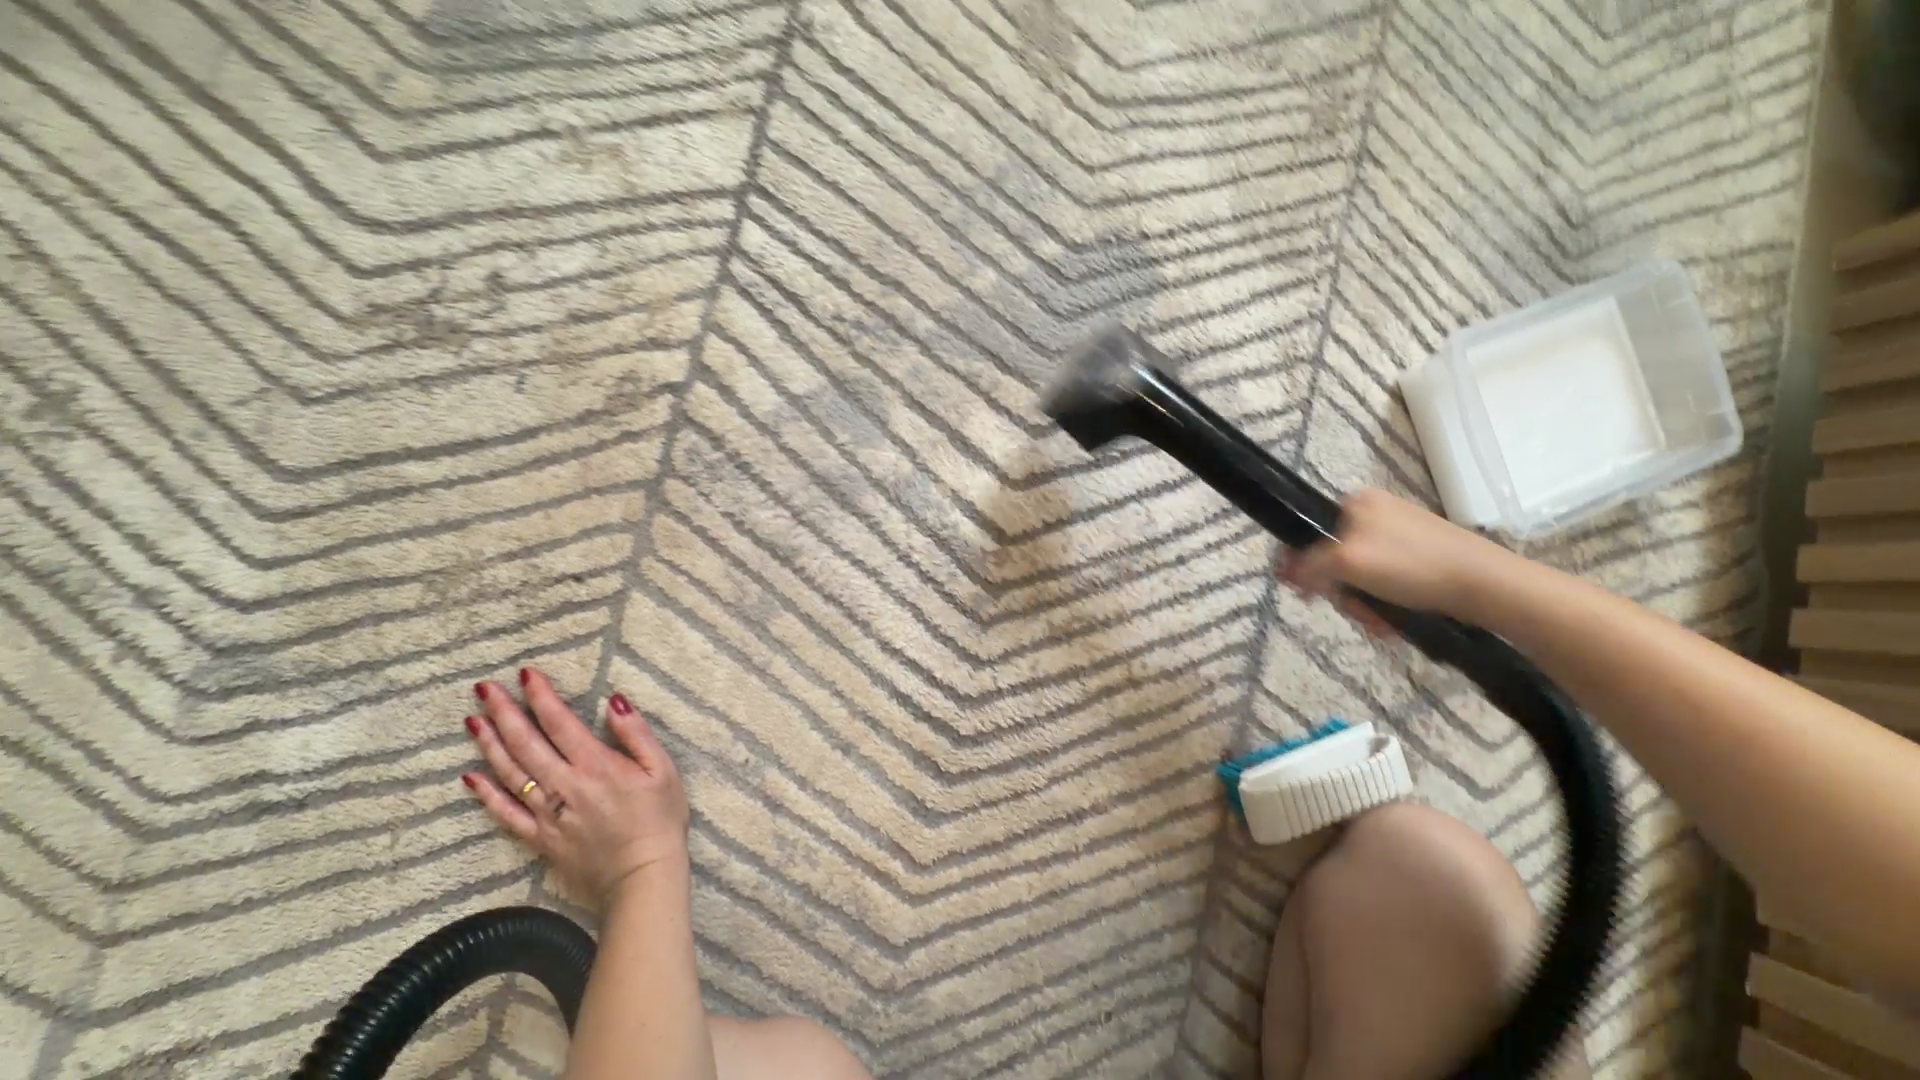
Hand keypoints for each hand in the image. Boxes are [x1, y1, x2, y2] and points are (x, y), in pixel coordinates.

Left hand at [461, 668, 689, 908]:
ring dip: (490, 745)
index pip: (560, 723)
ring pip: (511, 774)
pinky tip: (471, 776)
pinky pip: (506, 814)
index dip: (541, 697)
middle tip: (484, 688)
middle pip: (527, 744)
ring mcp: (548, 814)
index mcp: (596, 766)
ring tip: (472, 720)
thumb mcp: (662, 770)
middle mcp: (565, 786)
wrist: (642, 876)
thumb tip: (614, 701)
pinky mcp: (540, 839)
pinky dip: (486, 795)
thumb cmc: (659, 820)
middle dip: (504, 713)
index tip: (525, 674)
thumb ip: (636, 734)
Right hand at [1275, 488, 1512, 621]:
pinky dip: (1383, 604)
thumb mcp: (1347, 561)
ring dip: (1362, 603)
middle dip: (1342, 591)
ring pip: (1358, 576)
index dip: (1302, 565)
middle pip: (1332, 559)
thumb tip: (1282, 572)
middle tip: (1357, 610)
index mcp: (1355, 502)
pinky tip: (1394, 618)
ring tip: (1381, 620)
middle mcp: (1374, 514)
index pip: (1308, 532)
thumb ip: (1307, 565)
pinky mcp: (1418, 558)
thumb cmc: (1411, 566)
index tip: (1309, 595)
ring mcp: (1398, 536)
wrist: (1482, 584)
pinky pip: (1382, 583)